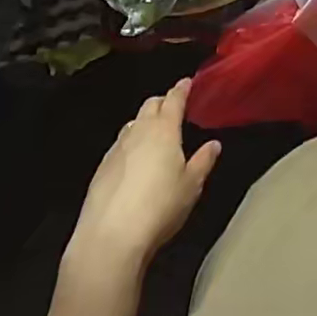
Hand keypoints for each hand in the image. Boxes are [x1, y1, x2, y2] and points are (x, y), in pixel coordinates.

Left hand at [67, 79, 220, 276]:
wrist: (111, 233)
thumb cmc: (160, 206)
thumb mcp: (191, 186)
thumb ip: (203, 161)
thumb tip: (213, 144)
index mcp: (164, 130)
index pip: (173, 100)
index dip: (181, 89)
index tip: (186, 82)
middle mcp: (138, 131)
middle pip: (150, 105)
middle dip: (163, 101)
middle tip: (173, 106)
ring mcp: (117, 146)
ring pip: (133, 122)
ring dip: (145, 120)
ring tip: (155, 131)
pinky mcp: (103, 165)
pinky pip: (121, 142)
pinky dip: (131, 141)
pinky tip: (135, 158)